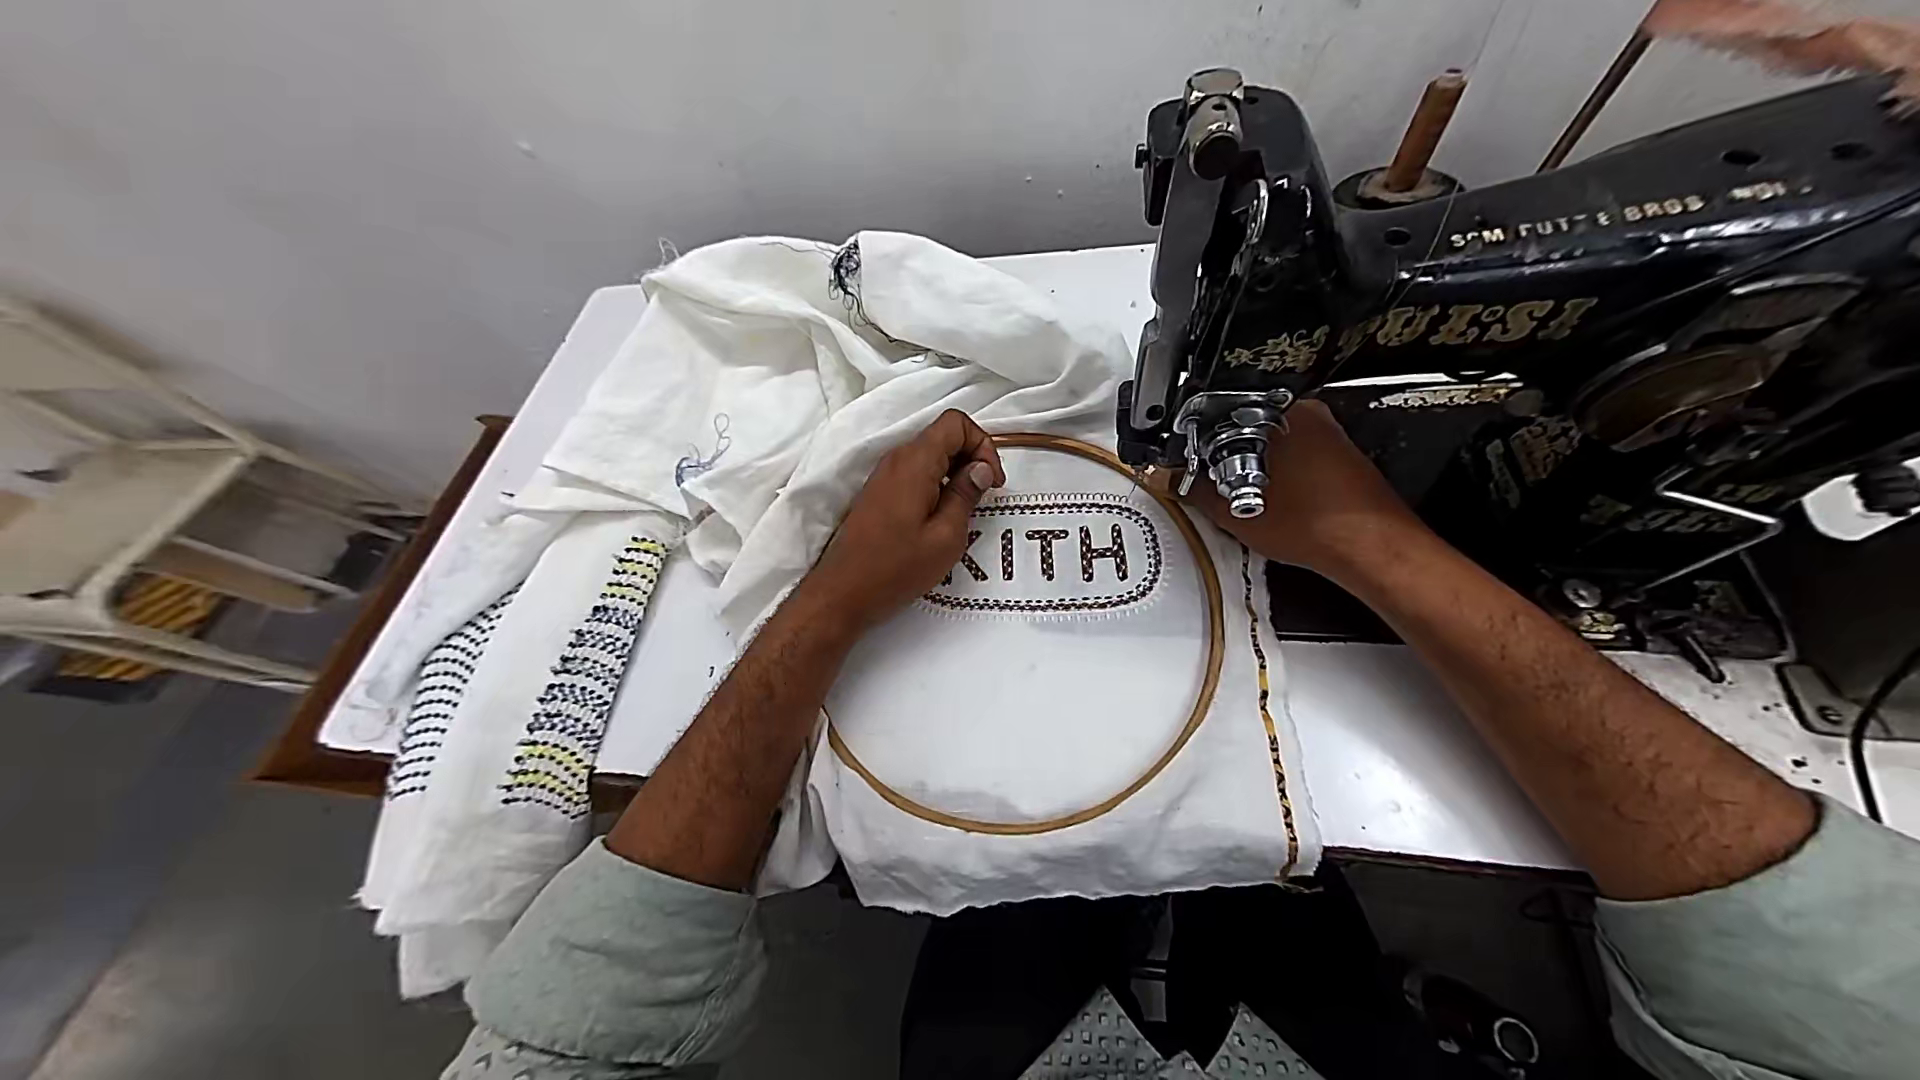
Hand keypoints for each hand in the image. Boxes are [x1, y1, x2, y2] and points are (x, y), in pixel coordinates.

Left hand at [800, 410, 1004, 632]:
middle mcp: (896, 459)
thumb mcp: (946, 536)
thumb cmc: (896, 568)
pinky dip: (936, 484)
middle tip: (984, 495)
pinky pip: (915, 473)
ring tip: (966, 509)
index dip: (982, 444)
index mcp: (915, 462)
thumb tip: (980, 469)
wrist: (844, 592)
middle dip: (972, 458)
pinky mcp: (879, 492)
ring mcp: (884, 475)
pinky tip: (942, 516)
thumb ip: (966, 494)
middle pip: (943, 436)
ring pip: (930, 455)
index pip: (956, 423)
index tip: (992, 480)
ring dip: (955, 473)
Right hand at [1182, 400, 1427, 580]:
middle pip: (1243, 428)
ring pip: (1267, 442)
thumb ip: (1192, 488)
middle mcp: (1306, 414)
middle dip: (1223, 456)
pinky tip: (1272, 502)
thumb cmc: (1317, 523)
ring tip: (1244, 498)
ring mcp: (1326, 433)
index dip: (1196, 445)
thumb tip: (1167, 478)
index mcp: (1280, 412)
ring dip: (1249, 466)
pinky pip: (1291, 455)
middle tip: (1215, 486)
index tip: (1188, 466)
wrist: (1370, 548)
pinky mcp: (1337, 455)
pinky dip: (1275, 474)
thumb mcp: (1235, 507)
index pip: (1218, 416)